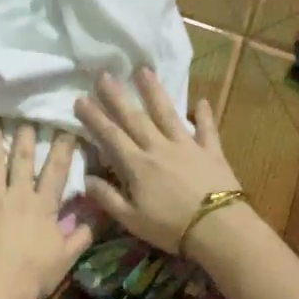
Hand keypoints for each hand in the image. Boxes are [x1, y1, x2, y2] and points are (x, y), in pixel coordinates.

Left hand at [0, 123, 94, 298]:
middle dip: (25, 135)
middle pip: (22, 158)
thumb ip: (82, 234)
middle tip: (26, 115)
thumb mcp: (67, 257)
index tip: (66, 128)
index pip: (56, 170)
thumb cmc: (34, 274)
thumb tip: (99, 215)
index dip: (62, 148)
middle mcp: (18, 194)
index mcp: (43, 206)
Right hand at [75, 68, 243, 254]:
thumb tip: (86, 179)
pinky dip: (203, 115)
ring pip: (167, 113)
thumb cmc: (171, 228)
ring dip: (154, 91)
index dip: (94, 117)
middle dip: (117, 96)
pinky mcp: (211, 151)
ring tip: (144, 70)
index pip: (110, 136)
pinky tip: (201, 101)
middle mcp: (159, 148)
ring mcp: (187, 146)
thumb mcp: (131, 220)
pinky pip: (206, 129)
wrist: (218, 228)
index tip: (80, 99)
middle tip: (104, 75)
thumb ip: (107, 198)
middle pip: (135, 117)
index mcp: (137, 165)